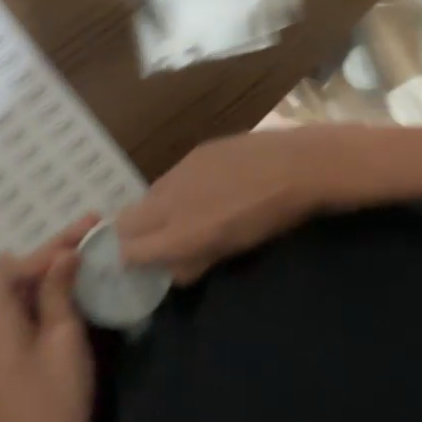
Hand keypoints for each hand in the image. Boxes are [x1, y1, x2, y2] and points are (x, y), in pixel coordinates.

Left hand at [0, 214, 98, 421]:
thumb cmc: (57, 398)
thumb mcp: (65, 338)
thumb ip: (58, 291)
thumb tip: (63, 254)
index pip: (5, 267)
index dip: (43, 249)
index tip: (83, 238)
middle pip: (7, 281)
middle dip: (49, 257)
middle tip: (92, 236)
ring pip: (12, 300)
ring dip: (46, 279)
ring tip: (85, 261)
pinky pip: (13, 321)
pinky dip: (39, 303)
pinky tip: (68, 297)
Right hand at [117, 128, 335, 282]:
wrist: (295, 166)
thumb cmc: (270, 218)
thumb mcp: (234, 251)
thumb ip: (196, 262)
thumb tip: (174, 269)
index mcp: (178, 236)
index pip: (129, 251)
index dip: (134, 259)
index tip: (146, 261)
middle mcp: (169, 202)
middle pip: (126, 220)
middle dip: (135, 232)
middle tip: (160, 237)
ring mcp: (180, 172)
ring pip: (149, 194)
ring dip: (157, 207)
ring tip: (188, 210)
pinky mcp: (195, 152)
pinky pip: (172, 174)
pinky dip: (179, 186)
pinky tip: (206, 186)